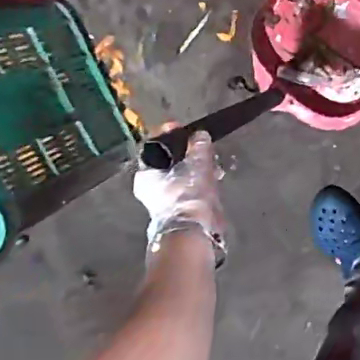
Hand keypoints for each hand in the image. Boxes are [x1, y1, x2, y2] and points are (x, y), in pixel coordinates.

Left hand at [132, 132, 226, 265]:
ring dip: (196, 166)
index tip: (182, 127)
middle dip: (187, 151)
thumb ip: (198, 146)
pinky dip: (200, 180)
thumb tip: (200, 135)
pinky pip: (189, 186)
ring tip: (213, 162)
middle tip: (201, 145)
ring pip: (180, 174)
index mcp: (146, 174)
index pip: (153, 145)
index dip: (168, 133)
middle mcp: (150, 188)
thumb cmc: (188, 194)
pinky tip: (214, 177)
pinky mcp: (180, 209)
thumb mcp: (196, 163)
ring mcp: (164, 200)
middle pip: (168, 160)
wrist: (194, 232)